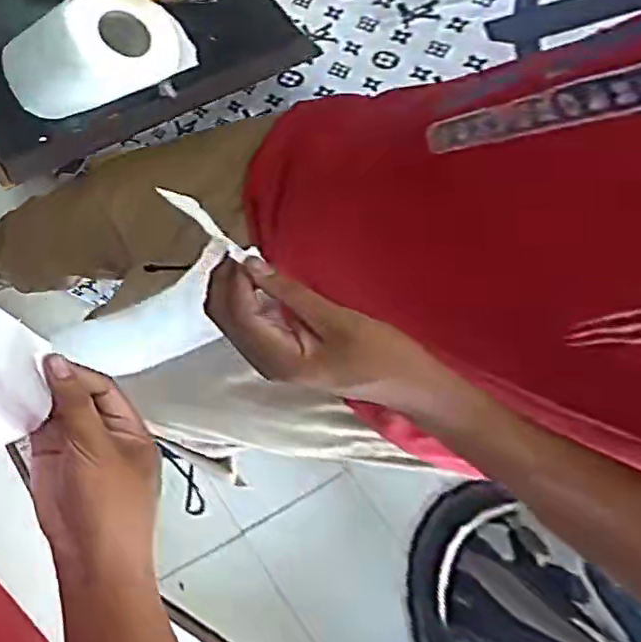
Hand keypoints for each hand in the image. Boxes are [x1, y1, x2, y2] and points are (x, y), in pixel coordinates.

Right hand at [30, 354, 161, 571]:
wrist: (90, 560)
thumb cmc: (114, 517)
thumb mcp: (97, 448)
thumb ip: (75, 402)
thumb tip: (59, 366)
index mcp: (128, 432)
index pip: (101, 387)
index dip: (76, 374)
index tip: (50, 364)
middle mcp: (102, 435)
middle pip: (75, 394)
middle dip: (54, 381)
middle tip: (30, 366)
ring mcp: (75, 445)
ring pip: (53, 407)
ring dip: (37, 394)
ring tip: (19, 379)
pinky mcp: (50, 455)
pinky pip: (35, 423)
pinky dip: (23, 411)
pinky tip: (14, 401)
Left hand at [205, 256, 470, 420]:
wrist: (417, 390)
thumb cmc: (386, 357)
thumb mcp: (339, 320)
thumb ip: (290, 293)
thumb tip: (251, 264)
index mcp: (279, 360)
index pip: (237, 313)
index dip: (233, 280)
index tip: (239, 251)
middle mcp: (264, 362)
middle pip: (223, 315)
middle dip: (223, 282)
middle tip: (235, 251)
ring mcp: (267, 359)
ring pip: (229, 317)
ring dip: (229, 287)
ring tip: (242, 261)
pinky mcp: (276, 352)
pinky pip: (244, 320)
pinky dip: (241, 297)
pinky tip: (252, 280)